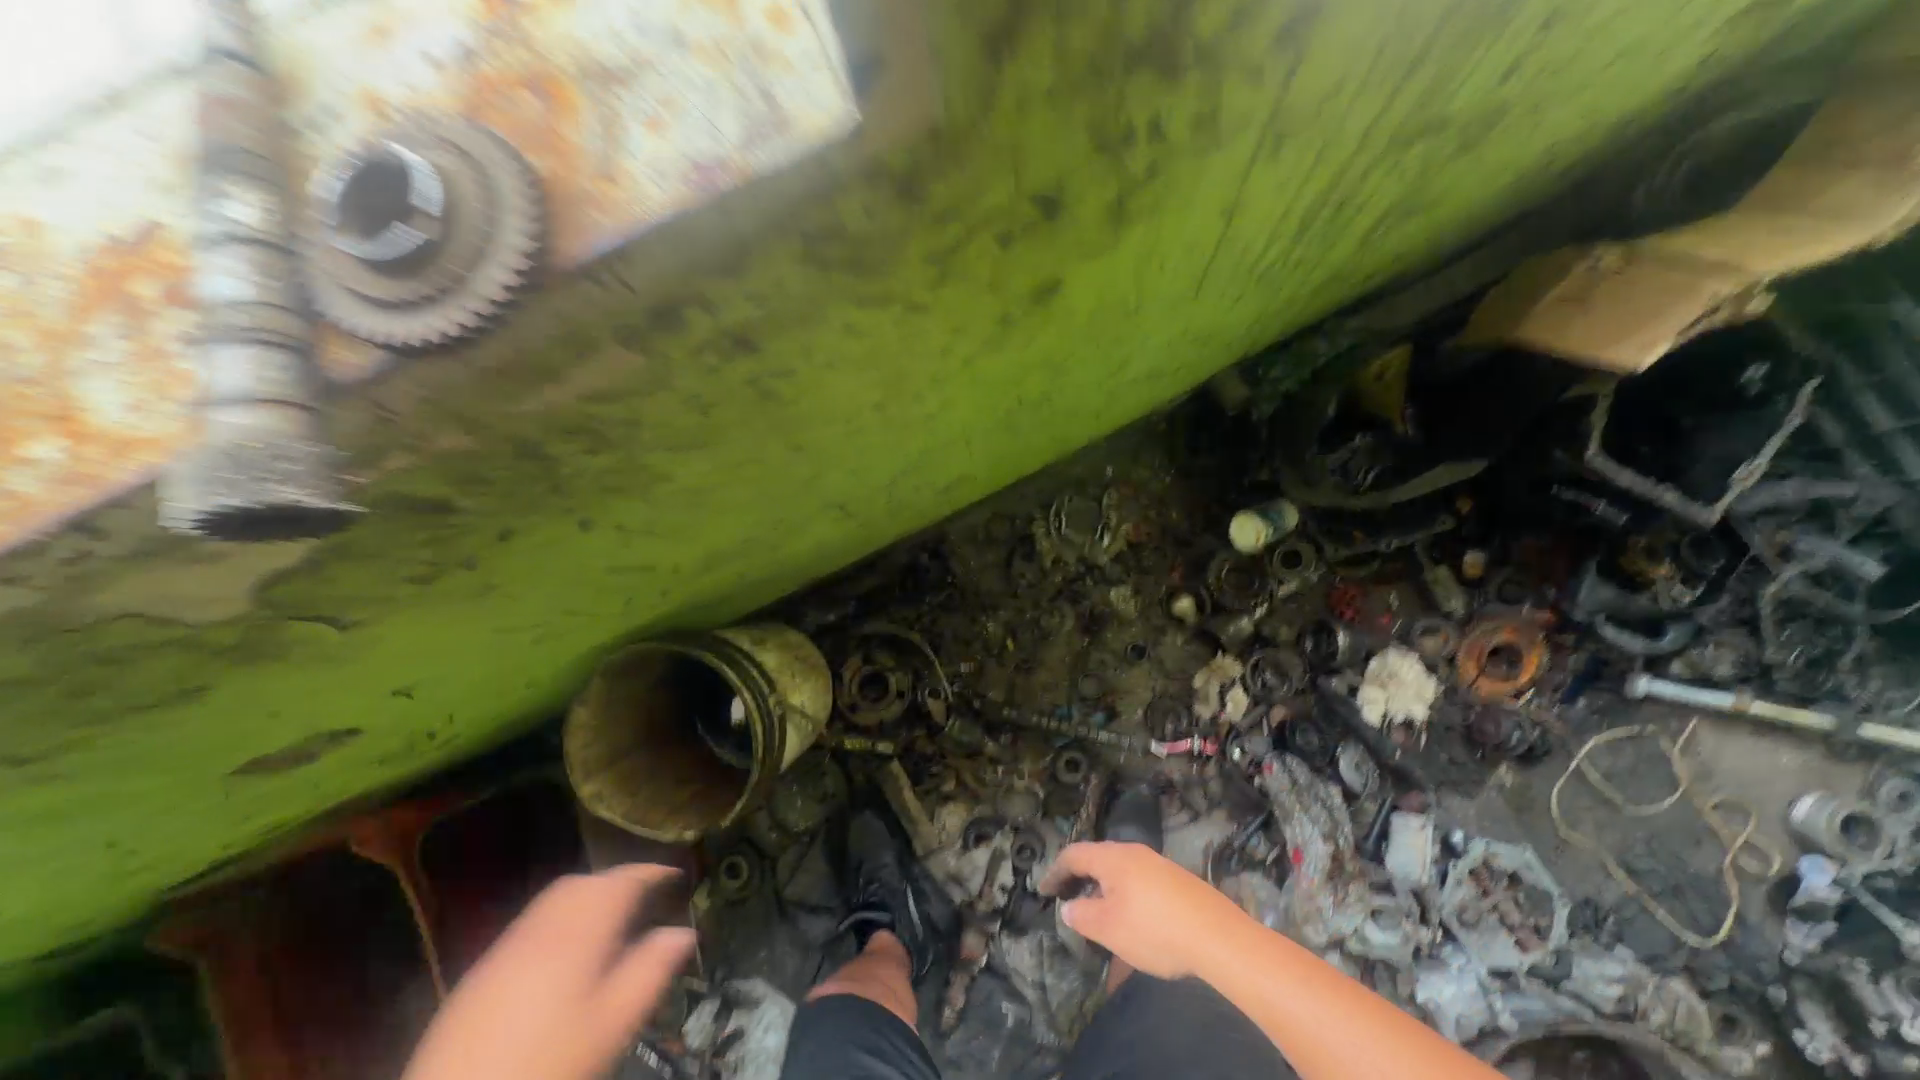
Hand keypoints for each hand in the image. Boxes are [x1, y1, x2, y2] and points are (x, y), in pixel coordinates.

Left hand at [402, 865, 696, 1079]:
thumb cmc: (548, 1062)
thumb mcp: (612, 1024)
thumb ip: (649, 972)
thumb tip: (683, 932)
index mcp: (577, 933)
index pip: (618, 882)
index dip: (648, 871)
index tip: (674, 873)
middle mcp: (539, 928)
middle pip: (580, 884)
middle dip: (615, 882)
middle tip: (645, 898)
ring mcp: (505, 948)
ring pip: (551, 902)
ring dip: (585, 897)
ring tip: (612, 922)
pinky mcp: (482, 972)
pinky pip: (530, 925)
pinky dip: (559, 921)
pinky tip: (567, 956)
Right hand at [1037, 842, 1247, 978]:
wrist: (1219, 939)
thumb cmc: (1154, 930)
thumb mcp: (1108, 928)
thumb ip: (1081, 915)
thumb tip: (1069, 907)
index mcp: (1114, 858)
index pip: (1074, 854)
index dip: (1055, 872)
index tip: (1043, 892)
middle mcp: (1136, 854)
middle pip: (1098, 858)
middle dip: (1078, 877)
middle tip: (1065, 898)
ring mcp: (1161, 866)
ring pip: (1121, 870)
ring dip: (1103, 887)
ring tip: (1096, 911)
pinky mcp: (1179, 882)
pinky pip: (1140, 881)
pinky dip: (1124, 894)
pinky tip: (1131, 918)